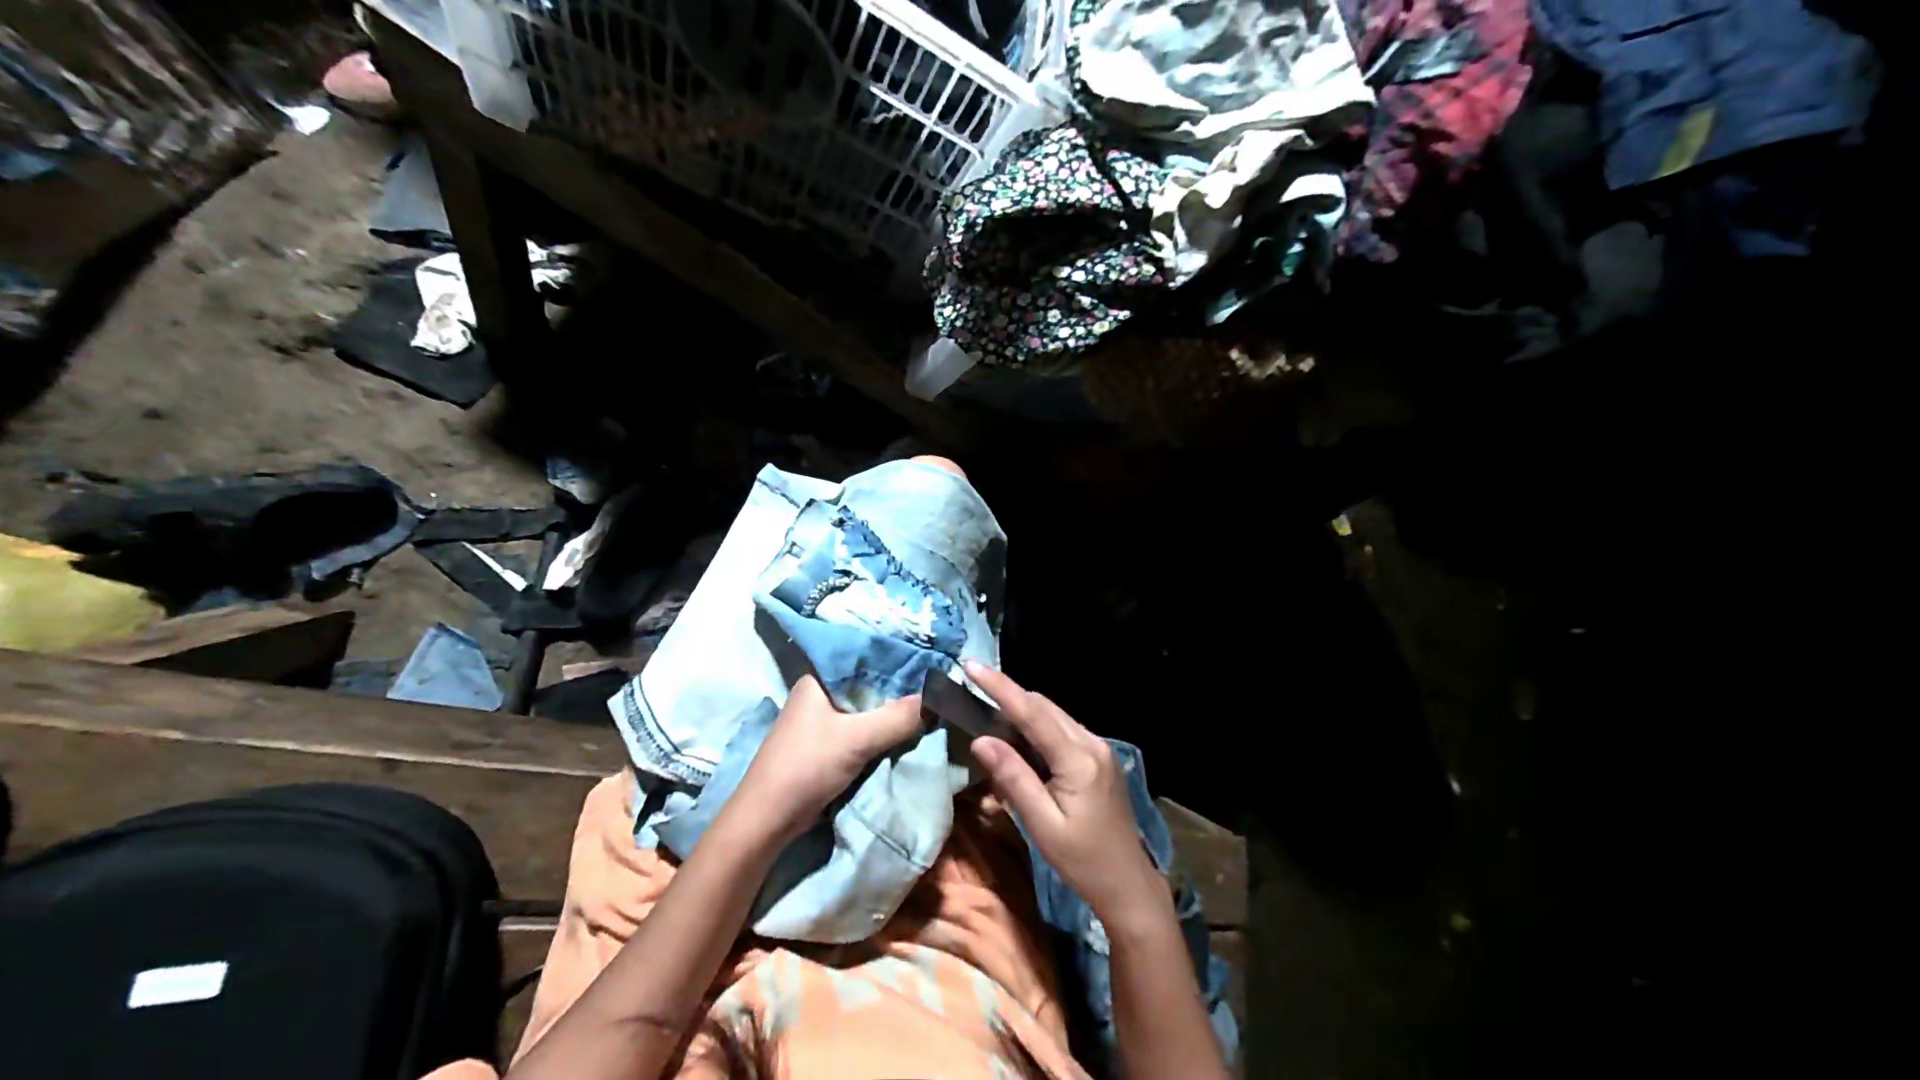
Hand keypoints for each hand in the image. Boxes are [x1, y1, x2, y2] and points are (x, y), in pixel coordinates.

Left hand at [727, 675, 924, 843]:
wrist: (768, 818)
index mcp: (820, 679)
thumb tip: (936, 698)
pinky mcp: (828, 745)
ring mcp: (823, 720)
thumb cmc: (807, 766)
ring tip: (931, 709)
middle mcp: (821, 693)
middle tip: (939, 689)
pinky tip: (907, 733)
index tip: (932, 664)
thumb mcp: (857, 739)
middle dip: (900, 690)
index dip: (898, 661)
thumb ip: (897, 717)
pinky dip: (882, 733)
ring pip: (868, 710)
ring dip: (892, 714)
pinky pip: (863, 731)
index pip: (866, 658)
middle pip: (869, 685)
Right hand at [965, 660, 1164, 922]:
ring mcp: (1099, 749)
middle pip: (1044, 707)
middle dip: (1008, 693)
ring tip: (988, 707)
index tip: (972, 666)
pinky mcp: (1099, 758)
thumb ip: (1013, 778)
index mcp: (1079, 759)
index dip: (1000, 687)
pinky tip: (1018, 736)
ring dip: (1022, 708)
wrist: (1128, 884)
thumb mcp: (1042, 825)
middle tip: (973, 687)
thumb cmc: (1082, 861)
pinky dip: (1037, 725)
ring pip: (1054, 715)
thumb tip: (981, 740)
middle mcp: (1092, 744)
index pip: (1033, 713)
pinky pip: (1063, 729)